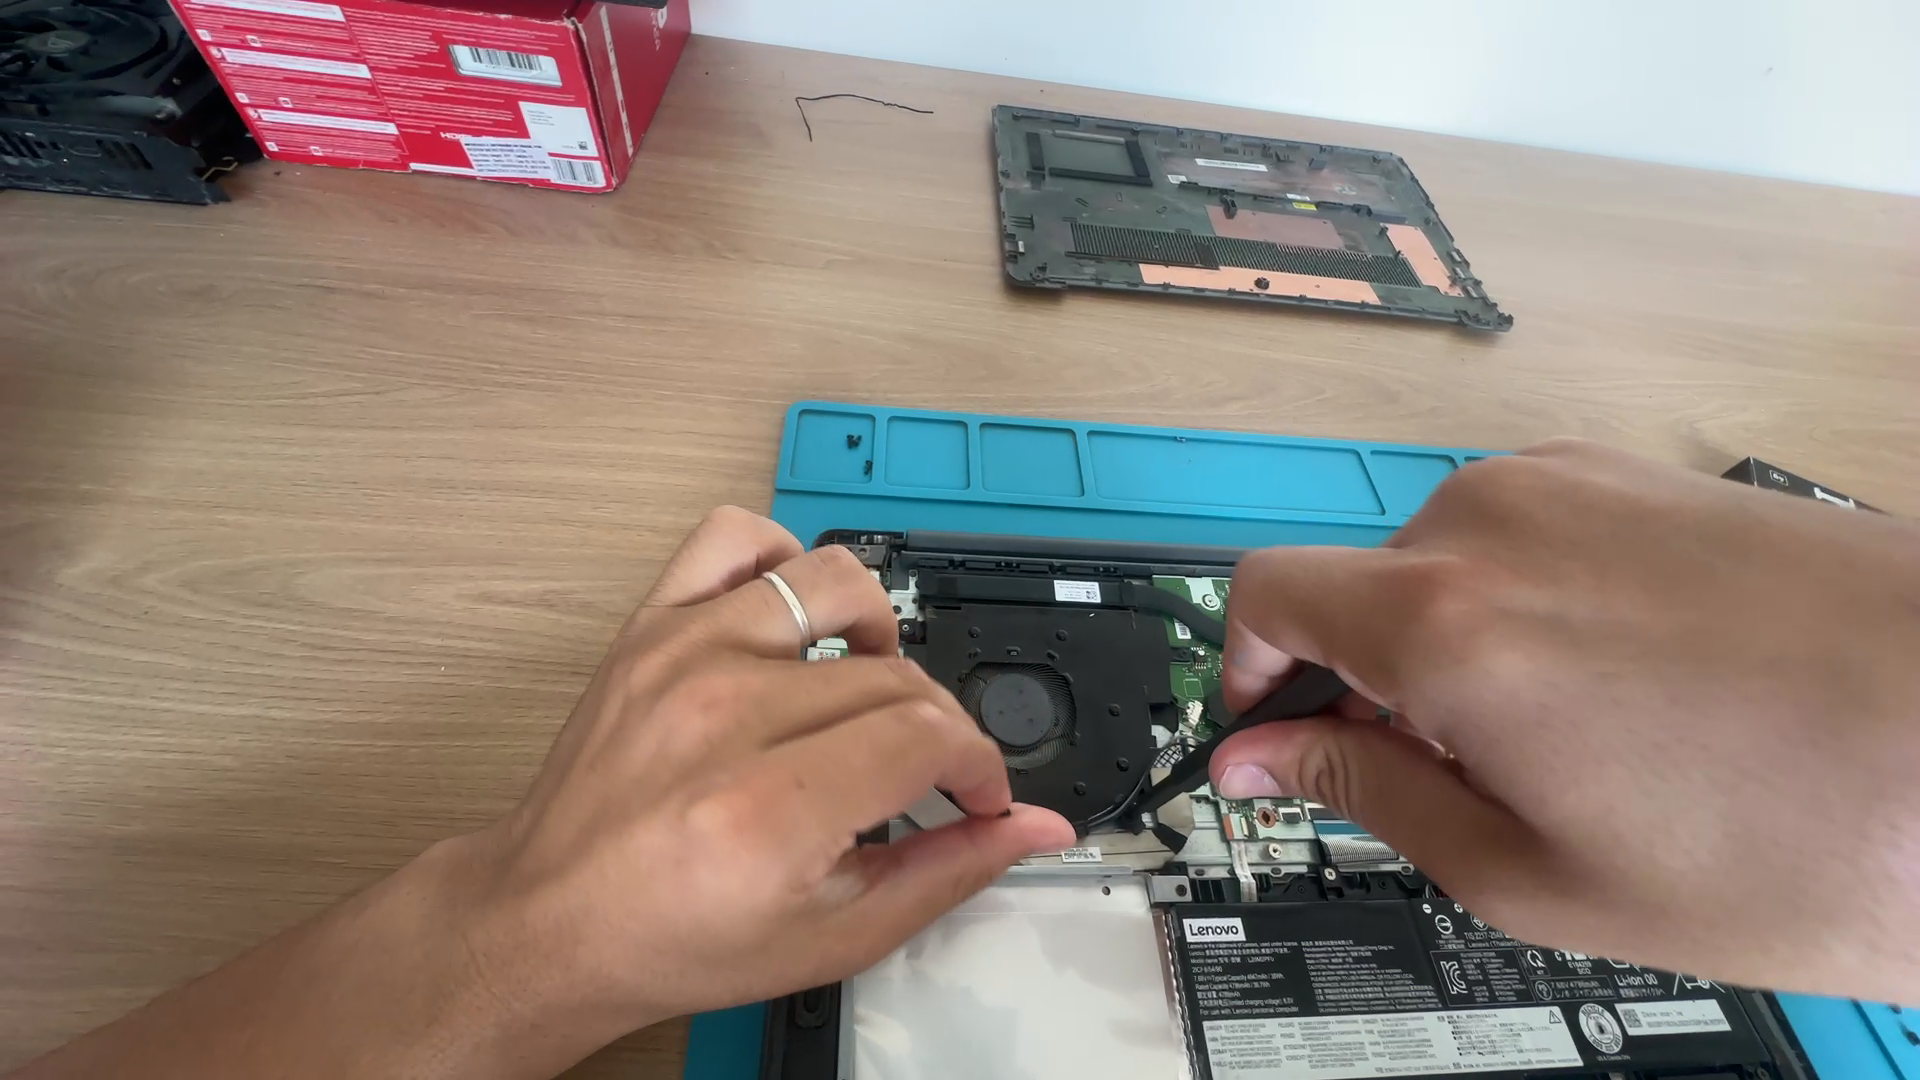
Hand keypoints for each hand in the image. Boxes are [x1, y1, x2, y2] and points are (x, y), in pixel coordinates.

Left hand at [448, 507, 1074, 1071]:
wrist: (547, 920)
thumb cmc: (677, 940)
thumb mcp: (832, 937)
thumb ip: (946, 874)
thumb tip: (1031, 825)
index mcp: (770, 809)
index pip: (928, 735)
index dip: (978, 762)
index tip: (975, 790)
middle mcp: (727, 713)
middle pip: (895, 672)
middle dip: (938, 724)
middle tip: (923, 767)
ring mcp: (685, 652)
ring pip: (835, 580)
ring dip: (879, 630)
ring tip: (865, 679)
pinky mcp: (652, 624)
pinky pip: (734, 537)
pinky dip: (783, 558)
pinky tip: (792, 618)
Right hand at [1208, 439, 1919, 1002]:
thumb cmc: (1797, 847)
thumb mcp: (1530, 868)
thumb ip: (1357, 788)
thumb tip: (1246, 756)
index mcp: (1441, 620)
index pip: (1263, 595)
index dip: (1248, 664)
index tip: (1280, 724)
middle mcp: (1479, 521)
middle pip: (1346, 591)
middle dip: (1364, 676)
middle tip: (1456, 763)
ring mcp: (1553, 479)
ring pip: (1420, 565)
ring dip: (1437, 639)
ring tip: (1553, 719)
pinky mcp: (1614, 469)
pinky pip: (1498, 534)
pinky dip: (1501, 596)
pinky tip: (1608, 661)